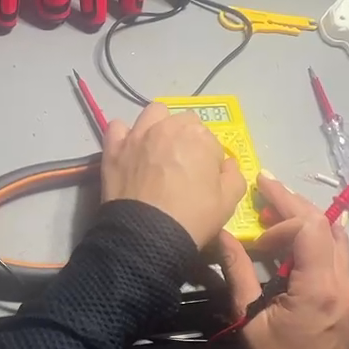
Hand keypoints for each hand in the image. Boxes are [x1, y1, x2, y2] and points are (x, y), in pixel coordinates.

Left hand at [101, 102, 248, 248]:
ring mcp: (138, 135)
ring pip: (153, 113)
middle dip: (187, 139)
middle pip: (183, 122)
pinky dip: (124, 135)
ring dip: (159, 125)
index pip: (210, 141)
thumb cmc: (193, 217)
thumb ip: (234, 177)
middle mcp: (168, 127)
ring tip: (158, 149)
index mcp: (199, 137)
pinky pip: (117, 127)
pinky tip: (129, 149)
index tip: (204, 178)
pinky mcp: (114, 147)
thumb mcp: (228, 202)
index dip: (209, 160)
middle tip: (183, 166)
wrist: (147, 235)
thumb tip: (228, 164)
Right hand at [215, 172, 348, 348]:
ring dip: (307, 216)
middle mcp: (343, 284)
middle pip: (326, 226)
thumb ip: (237, 271)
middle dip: (293, 202)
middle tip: (265, 183)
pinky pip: (336, 253)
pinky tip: (302, 229)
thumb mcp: (248, 319)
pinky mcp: (346, 297)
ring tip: (279, 202)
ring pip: (335, 237)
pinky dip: (316, 235)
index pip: (310, 229)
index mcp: (320, 289)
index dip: (282, 222)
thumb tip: (221, 233)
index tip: (258, 239)